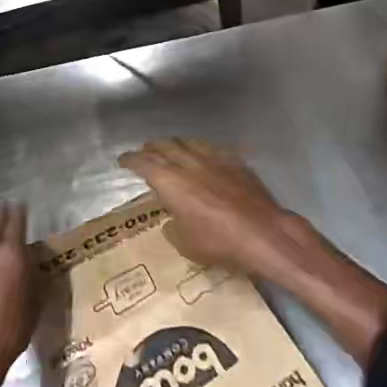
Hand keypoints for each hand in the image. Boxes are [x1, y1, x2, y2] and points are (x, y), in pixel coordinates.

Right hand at [123, 139, 386, 363]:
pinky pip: (211, 148)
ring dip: (174, 144)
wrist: (263, 233)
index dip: (130, 160)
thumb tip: (171, 222)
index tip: (123, 160)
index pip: (142, 162)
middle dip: (151, 148)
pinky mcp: (235, 161)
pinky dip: (200, 149)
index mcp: (168, 180)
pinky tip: (203, 155)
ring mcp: (212, 158)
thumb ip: (173, 228)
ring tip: (171, 149)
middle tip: (145, 153)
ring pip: (187, 142)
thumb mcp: (186, 244)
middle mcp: (187, 162)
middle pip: (163, 146)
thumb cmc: (219, 242)